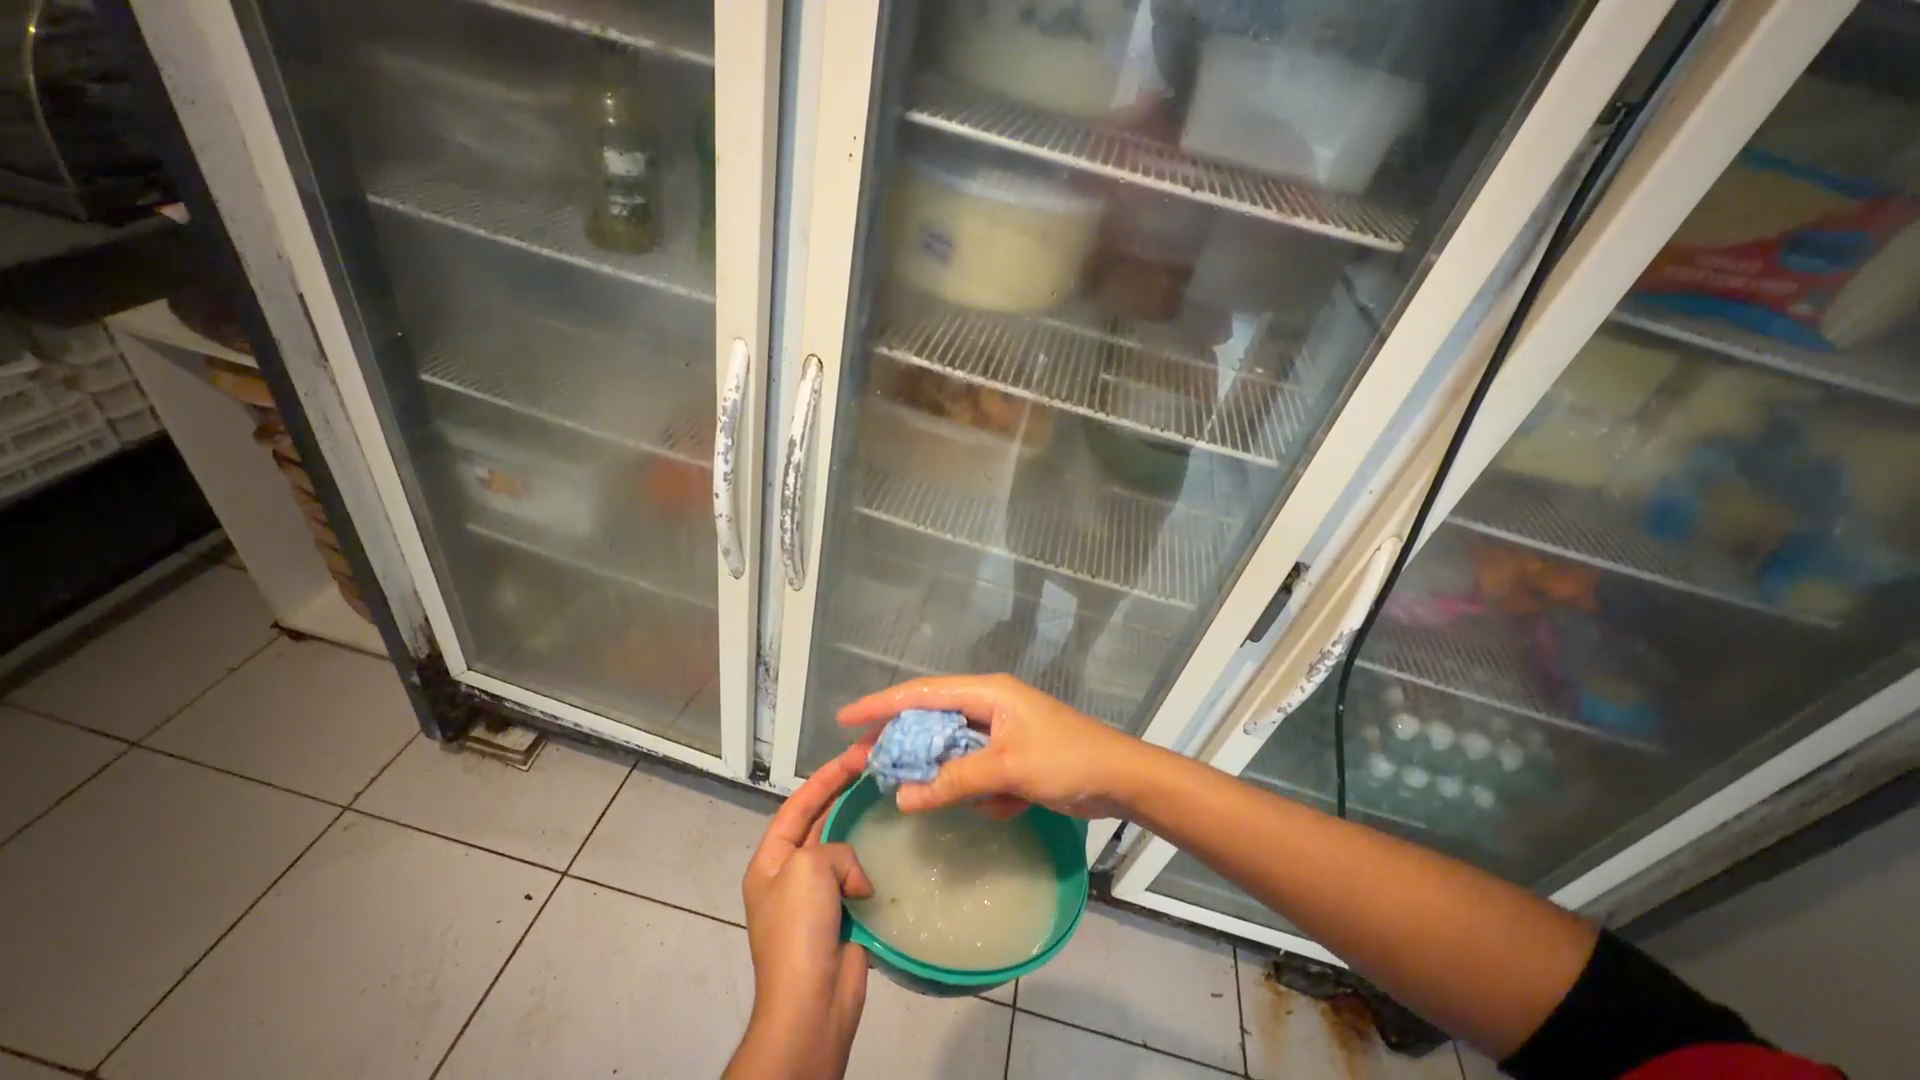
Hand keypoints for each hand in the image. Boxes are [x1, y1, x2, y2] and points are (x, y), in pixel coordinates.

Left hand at [729, 745, 872, 1078]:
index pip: (797, 806)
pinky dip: (872, 870)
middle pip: (819, 824)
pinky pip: (858, 882)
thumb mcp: (807, 869)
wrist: (812, 1002)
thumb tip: (857, 879)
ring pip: (841, 852)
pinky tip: (891, 858)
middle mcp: (789, 877)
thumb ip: (833, 849)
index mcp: (770, 862)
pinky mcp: (842, 920)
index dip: (825, 778)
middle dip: (843, 796)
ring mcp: (816, 901)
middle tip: (877, 768)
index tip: (855, 754)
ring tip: (889, 805)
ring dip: (861, 832)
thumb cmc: (799, 929)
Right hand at [837, 674, 1152, 819]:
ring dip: (950, 778)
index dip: (881, 705)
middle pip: (932, 723)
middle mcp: (989, 707)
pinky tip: (1008, 806)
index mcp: (987, 693)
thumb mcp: (1007, 769)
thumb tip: (903, 796)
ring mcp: (1001, 734)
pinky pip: (977, 774)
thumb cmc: (1066, 761)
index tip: (845, 719)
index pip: (921, 693)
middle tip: (868, 766)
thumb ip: (954, 781)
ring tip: (950, 798)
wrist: (1121, 780)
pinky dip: (983, 793)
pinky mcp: (1011, 760)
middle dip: (907, 747)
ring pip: (953, 754)